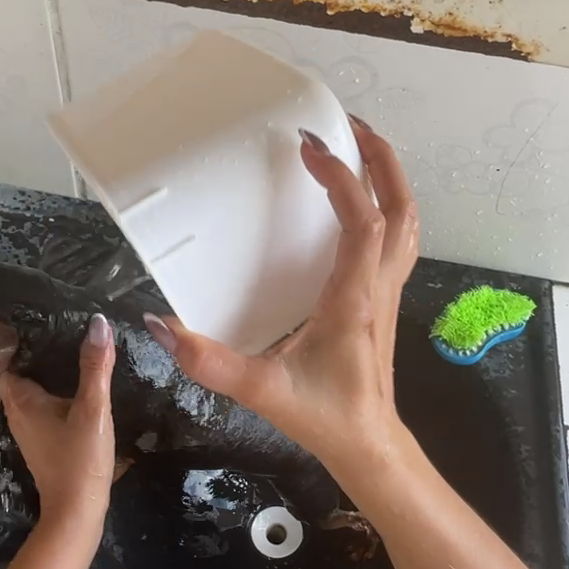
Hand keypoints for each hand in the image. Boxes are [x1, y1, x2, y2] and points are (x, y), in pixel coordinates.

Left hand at [0, 313, 116, 524]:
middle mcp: (18, 412)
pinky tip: (80, 384)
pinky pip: (45, 404)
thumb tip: (98, 323)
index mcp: (22, 400)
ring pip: (34, 389)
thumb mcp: (93, 409)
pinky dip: (56, 390)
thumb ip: (96, 366)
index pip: (4, 358)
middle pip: (20, 371)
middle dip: (35, 350)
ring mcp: (30, 428)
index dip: (13, 337)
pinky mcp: (45, 439)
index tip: (31, 314)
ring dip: (47, 371)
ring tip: (72, 346)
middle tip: (60, 323)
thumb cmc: (80, 459)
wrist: (78, 511)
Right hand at [142, 117, 418, 472]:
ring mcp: (389, 291)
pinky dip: (387, 205)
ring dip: (390, 178)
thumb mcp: (262, 391)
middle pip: (402, 207)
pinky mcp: (384, 298)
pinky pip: (398, 239)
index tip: (308, 147)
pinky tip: (359, 202)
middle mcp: (379, 286)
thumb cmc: (324, 417)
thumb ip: (209, 363)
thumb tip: (160, 326)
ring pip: (408, 222)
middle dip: (381, 159)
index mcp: (354, 299)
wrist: (369, 443)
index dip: (342, 180)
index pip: (363, 223)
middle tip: (347, 125)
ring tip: (358, 148)